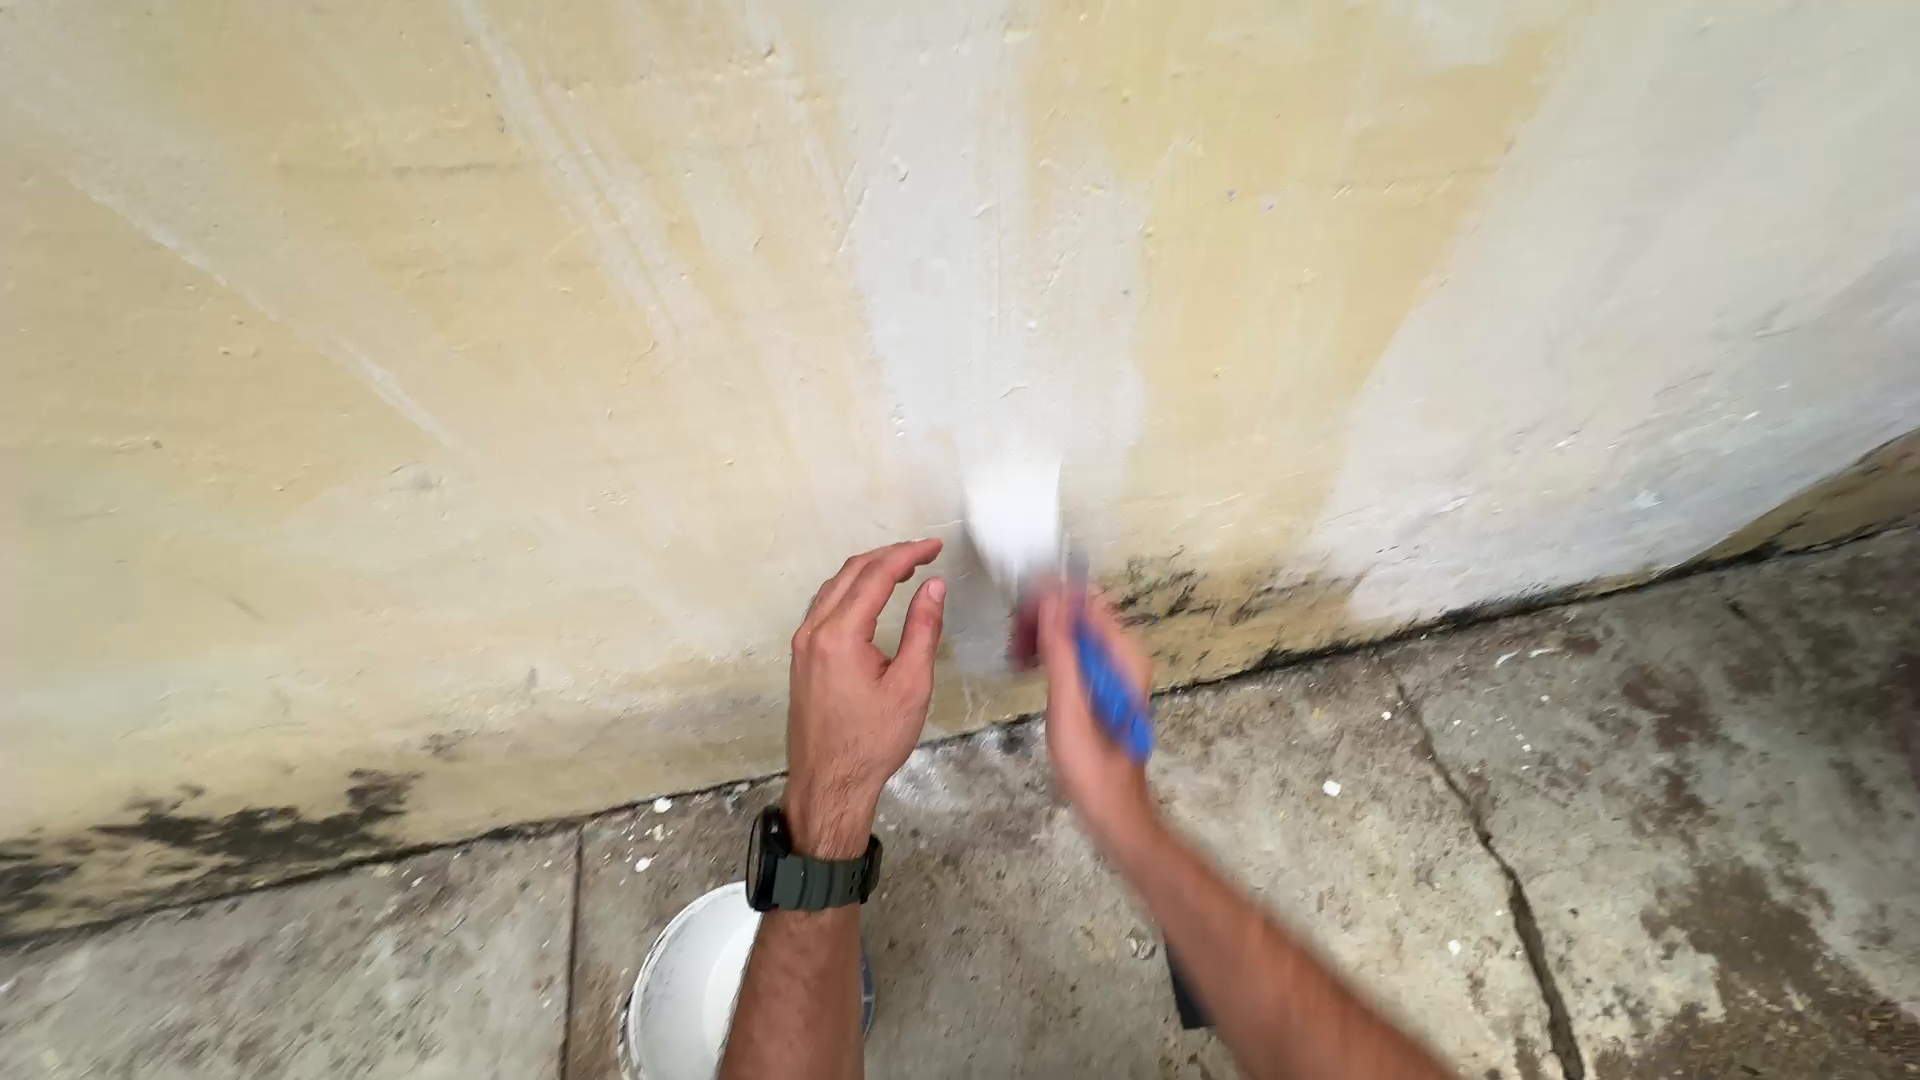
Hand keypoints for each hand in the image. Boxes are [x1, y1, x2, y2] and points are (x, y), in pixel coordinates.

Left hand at [785, 538, 946, 857]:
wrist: (829, 784)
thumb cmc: (873, 741)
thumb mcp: (911, 686)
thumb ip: (922, 629)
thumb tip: (934, 586)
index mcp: (839, 635)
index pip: (876, 576)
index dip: (908, 555)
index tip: (936, 546)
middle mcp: (813, 630)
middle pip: (851, 572)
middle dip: (889, 555)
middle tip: (925, 553)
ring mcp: (802, 642)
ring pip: (834, 586)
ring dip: (868, 569)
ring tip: (904, 568)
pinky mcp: (801, 656)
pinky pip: (825, 604)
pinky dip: (852, 589)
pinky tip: (871, 595)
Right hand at [1036, 587, 1158, 854]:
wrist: (1111, 807)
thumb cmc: (1091, 764)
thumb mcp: (1068, 704)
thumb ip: (1060, 649)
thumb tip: (1049, 600)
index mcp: (1123, 656)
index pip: (1088, 600)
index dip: (1052, 593)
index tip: (1018, 599)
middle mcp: (1123, 655)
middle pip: (1080, 611)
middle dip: (1043, 615)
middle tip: (1011, 634)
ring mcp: (1114, 669)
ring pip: (1073, 629)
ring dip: (1041, 633)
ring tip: (1014, 653)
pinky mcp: (1102, 683)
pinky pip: (1073, 650)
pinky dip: (1048, 651)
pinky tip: (1026, 665)